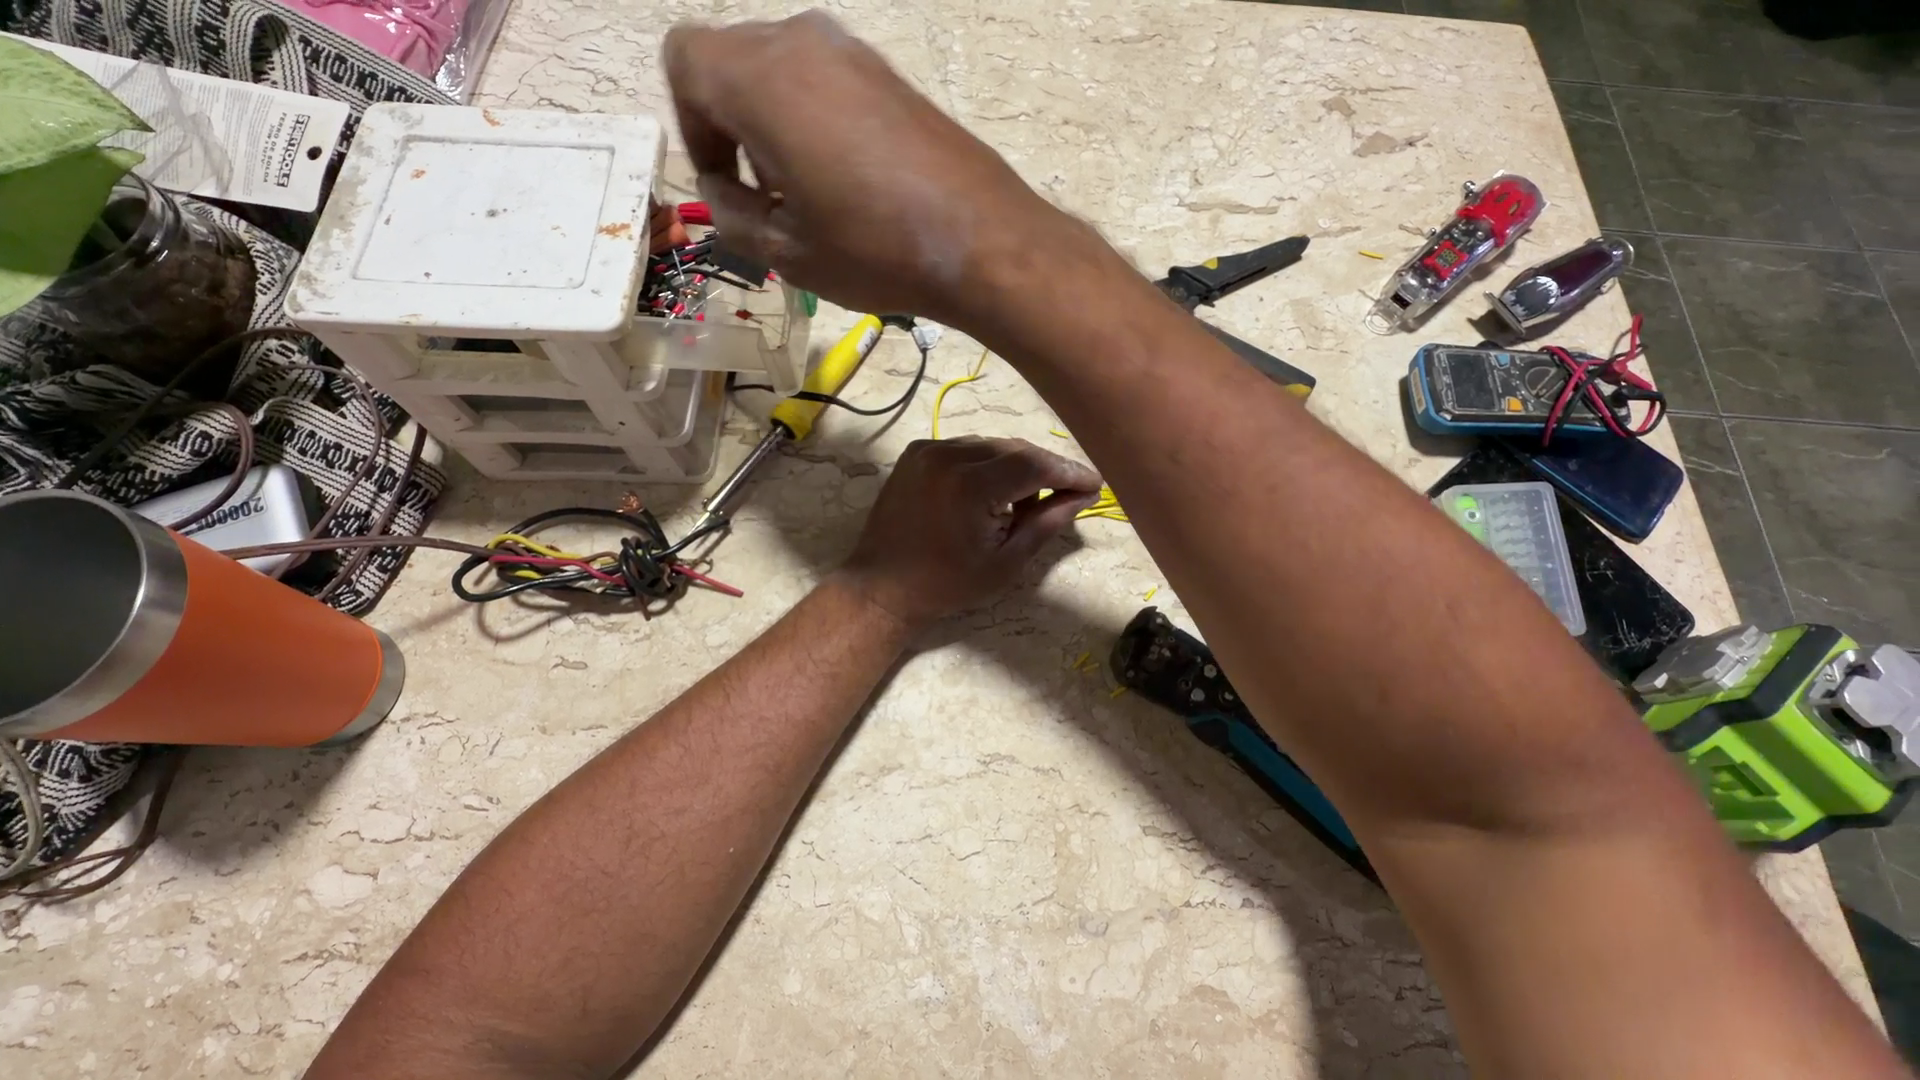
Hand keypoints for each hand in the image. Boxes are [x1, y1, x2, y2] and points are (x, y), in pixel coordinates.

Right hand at [662, 12, 1086, 326]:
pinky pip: (824, 80)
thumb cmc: (874, 250)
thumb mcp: (785, 253)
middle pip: (730, 61)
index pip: (684, 62)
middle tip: (764, 196)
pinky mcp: (889, 74)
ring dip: (773, 123)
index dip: (691, 125)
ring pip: (779, 69)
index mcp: (761, 78)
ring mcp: (852, 53)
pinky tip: (846, 182)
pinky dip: (813, 118)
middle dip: (730, 124)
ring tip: (808, 195)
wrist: (981, 241)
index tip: (728, 183)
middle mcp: (802, 43)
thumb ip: (730, 215)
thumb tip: (723, 192)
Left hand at [834, 437, 1101, 630]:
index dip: (1068, 472)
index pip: (1034, 464)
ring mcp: (928, 450)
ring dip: (1016, 465)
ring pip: (991, 445)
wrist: (882, 586)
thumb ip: (1047, 524)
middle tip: (1067, 493)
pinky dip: (986, 464)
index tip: (1093, 483)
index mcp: (971, 486)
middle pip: (1015, 449)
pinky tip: (992, 492)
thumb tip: (1083, 495)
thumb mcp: (1006, 563)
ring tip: (1025, 500)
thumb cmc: (947, 585)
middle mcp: (948, 456)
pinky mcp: (916, 452)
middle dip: (1045, 468)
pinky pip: (966, 448)